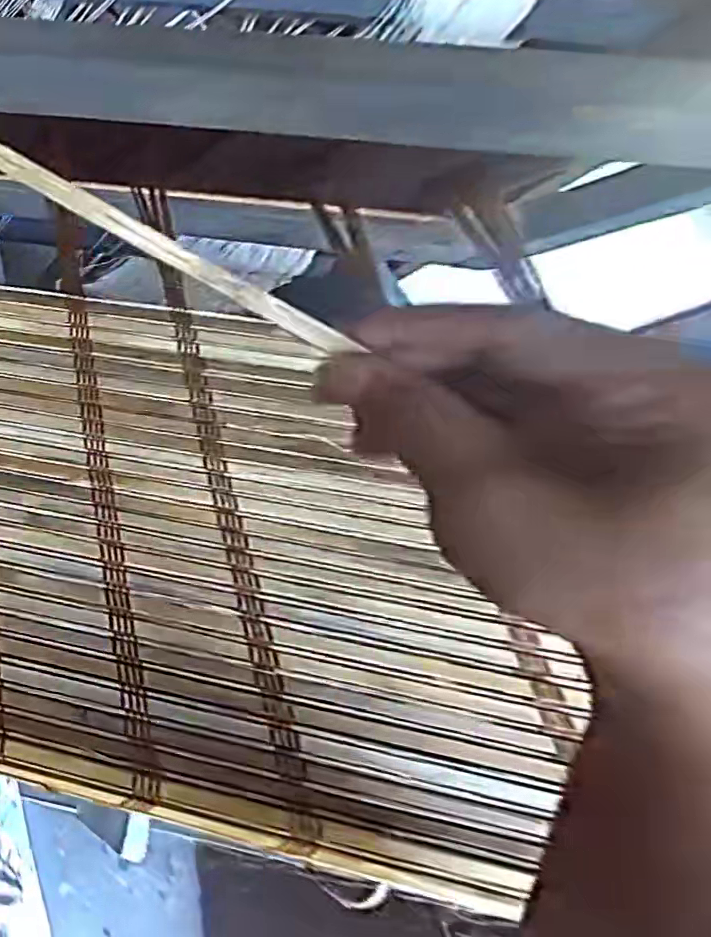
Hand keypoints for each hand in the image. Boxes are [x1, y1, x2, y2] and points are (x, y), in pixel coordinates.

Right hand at [315, 307, 710, 693]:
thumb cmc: (600, 580)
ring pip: (500, 391)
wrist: (693, 673)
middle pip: (502, 358)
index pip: (508, 330)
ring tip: (363, 441)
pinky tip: (407, 454)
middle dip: (409, 376)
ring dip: (421, 407)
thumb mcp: (486, 492)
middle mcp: (646, 390)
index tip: (329, 346)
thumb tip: (340, 367)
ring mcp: (632, 425)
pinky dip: (450, 432)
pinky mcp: (610, 456)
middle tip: (335, 403)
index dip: (410, 331)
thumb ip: (413, 418)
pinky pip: (514, 422)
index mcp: (649, 386)